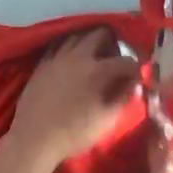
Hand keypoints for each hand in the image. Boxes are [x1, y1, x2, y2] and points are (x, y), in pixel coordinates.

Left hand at [7, 30, 139, 172]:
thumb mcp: (106, 120)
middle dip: (113, 43)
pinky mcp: (42, 63)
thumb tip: (136, 84)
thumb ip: (123, 98)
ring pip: (77, 35)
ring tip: (94, 55)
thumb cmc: (74, 132)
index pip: (125, 61)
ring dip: (89, 41)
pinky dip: (69, 47)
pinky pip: (58, 45)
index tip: (139, 74)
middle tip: (115, 58)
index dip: (136, 67)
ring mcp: (58, 57)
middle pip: (100, 34)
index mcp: (98, 70)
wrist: (33, 139)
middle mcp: (79, 56)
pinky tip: (70, 58)